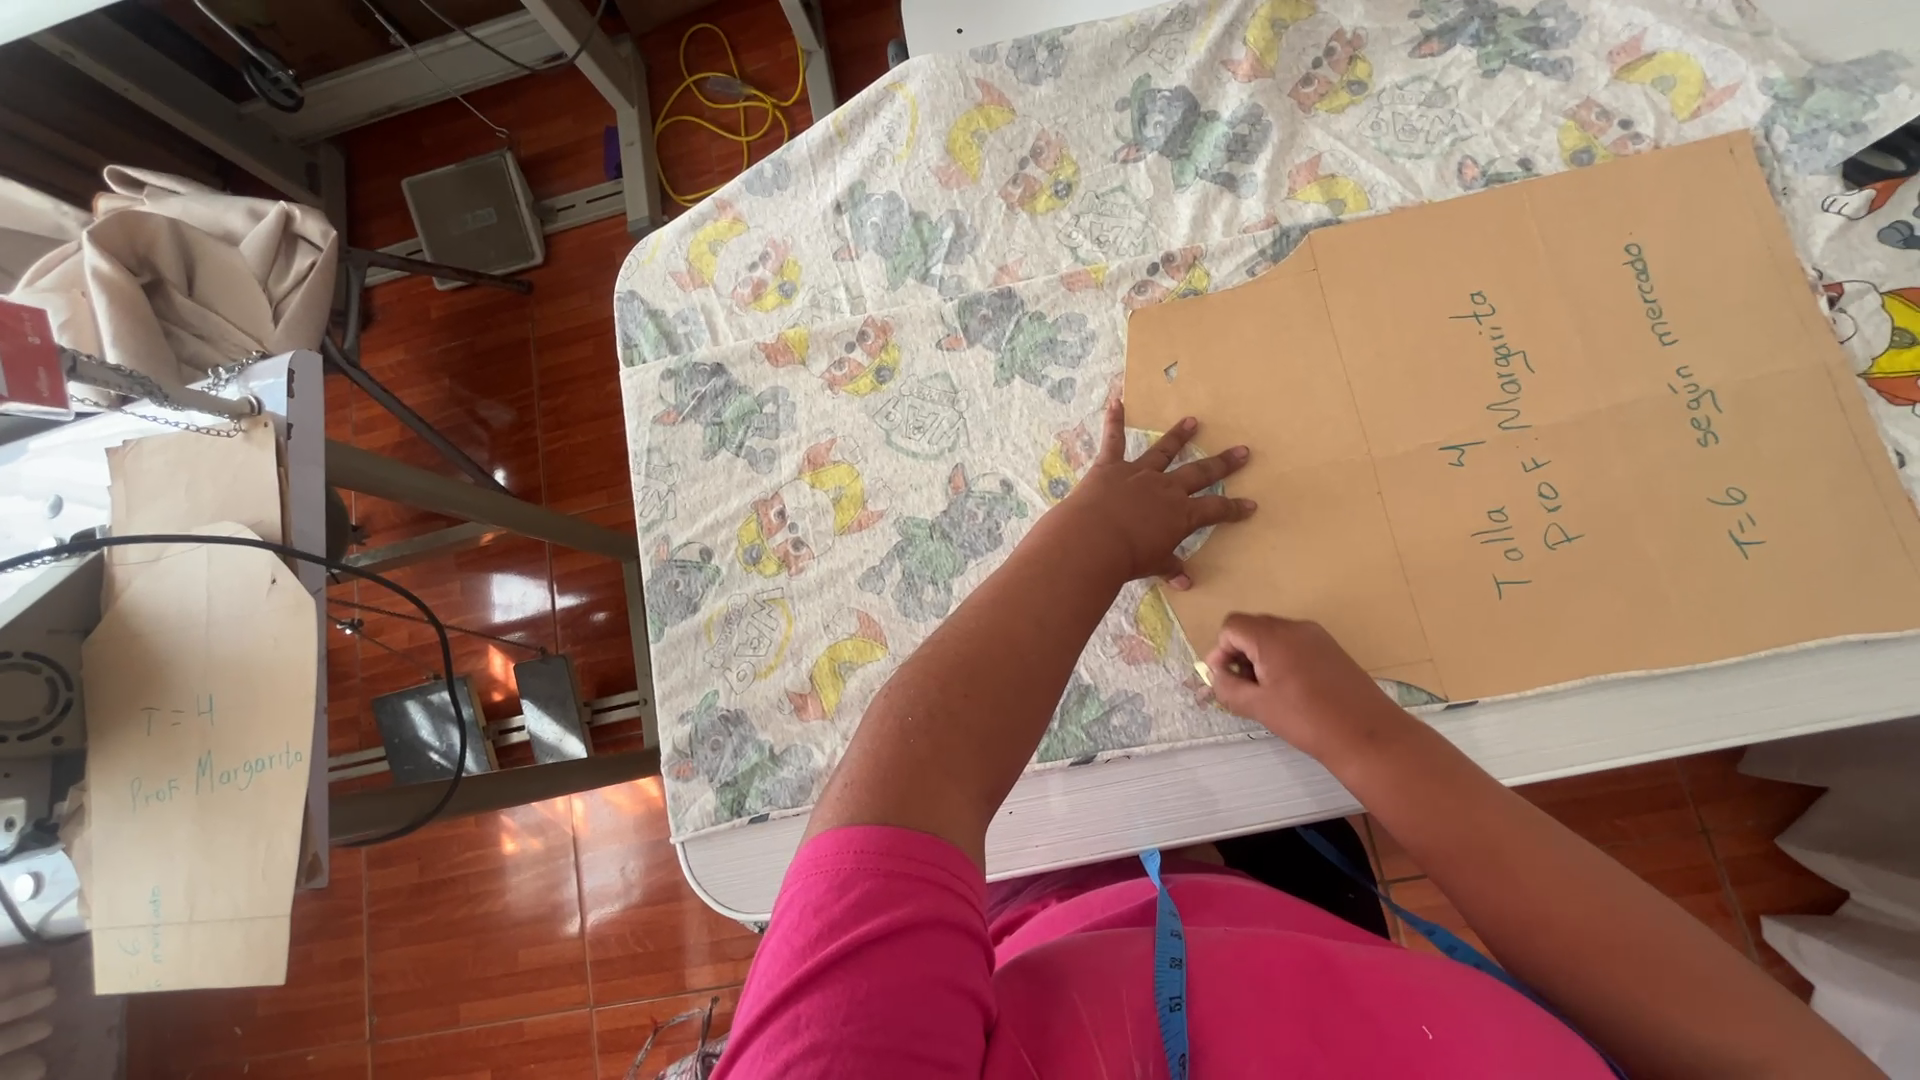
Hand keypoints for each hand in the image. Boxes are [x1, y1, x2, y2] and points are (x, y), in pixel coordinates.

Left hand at [1054, 399, 1254, 588]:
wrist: (1093, 540)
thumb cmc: (1126, 559)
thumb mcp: (1153, 566)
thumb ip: (1170, 569)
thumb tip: (1186, 583)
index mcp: (1181, 514)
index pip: (1216, 509)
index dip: (1234, 508)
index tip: (1251, 503)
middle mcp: (1165, 488)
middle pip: (1200, 472)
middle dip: (1222, 462)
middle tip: (1241, 450)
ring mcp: (1138, 474)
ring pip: (1163, 451)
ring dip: (1178, 436)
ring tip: (1192, 421)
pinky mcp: (1110, 466)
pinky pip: (1113, 440)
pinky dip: (1114, 420)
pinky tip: (1116, 401)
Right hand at [1203, 613, 1421, 762]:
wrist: (1367, 735)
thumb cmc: (1307, 720)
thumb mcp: (1258, 706)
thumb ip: (1228, 687)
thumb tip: (1217, 675)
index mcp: (1272, 637)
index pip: (1232, 626)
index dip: (1221, 650)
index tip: (1226, 679)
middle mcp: (1294, 627)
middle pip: (1252, 627)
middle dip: (1240, 653)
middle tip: (1244, 687)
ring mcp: (1316, 636)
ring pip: (1273, 635)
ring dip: (1260, 657)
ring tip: (1267, 691)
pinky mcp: (1331, 648)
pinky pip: (1294, 643)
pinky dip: (1282, 658)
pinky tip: (1290, 688)